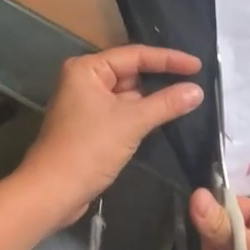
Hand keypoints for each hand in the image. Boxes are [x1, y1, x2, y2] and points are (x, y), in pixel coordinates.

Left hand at [16, 46, 203, 226]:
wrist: (51, 193)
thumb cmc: (88, 149)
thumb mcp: (131, 122)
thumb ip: (166, 103)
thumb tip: (198, 90)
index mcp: (87, 69)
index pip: (135, 55)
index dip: (169, 59)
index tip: (198, 65)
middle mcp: (84, 80)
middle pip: (131, 72)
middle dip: (161, 77)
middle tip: (196, 78)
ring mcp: (86, 104)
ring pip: (128, 94)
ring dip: (153, 97)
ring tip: (188, 95)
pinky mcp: (90, 126)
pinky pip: (122, 111)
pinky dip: (142, 113)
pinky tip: (166, 115)